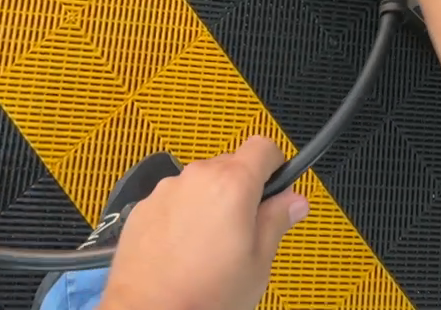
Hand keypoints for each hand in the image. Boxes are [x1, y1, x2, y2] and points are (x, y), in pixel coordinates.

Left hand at [101, 138, 309, 309]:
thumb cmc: (203, 295)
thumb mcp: (257, 265)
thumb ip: (277, 223)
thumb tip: (294, 201)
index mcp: (232, 184)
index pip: (263, 146)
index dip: (275, 164)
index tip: (277, 187)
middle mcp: (199, 176)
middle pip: (231, 164)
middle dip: (243, 189)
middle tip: (246, 230)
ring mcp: (169, 187)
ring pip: (202, 182)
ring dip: (211, 201)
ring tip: (211, 247)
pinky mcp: (146, 204)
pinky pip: (175, 198)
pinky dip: (183, 214)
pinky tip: (184, 249)